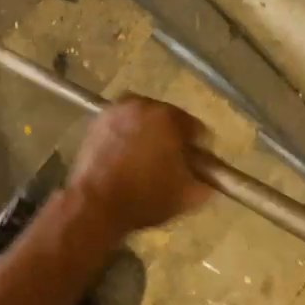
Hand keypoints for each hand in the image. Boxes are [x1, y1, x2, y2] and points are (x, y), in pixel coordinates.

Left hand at [67, 95, 212, 239]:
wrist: (96, 201)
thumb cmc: (145, 197)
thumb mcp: (188, 196)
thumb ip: (206, 181)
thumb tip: (207, 176)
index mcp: (169, 118)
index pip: (196, 128)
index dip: (198, 148)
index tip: (195, 166)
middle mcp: (143, 104)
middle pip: (167, 118)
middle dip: (172, 137)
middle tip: (171, 163)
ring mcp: (117, 109)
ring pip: (143, 118)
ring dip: (148, 133)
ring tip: (146, 159)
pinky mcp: (97, 118)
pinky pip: (122, 123)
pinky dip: (127, 134)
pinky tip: (125, 155)